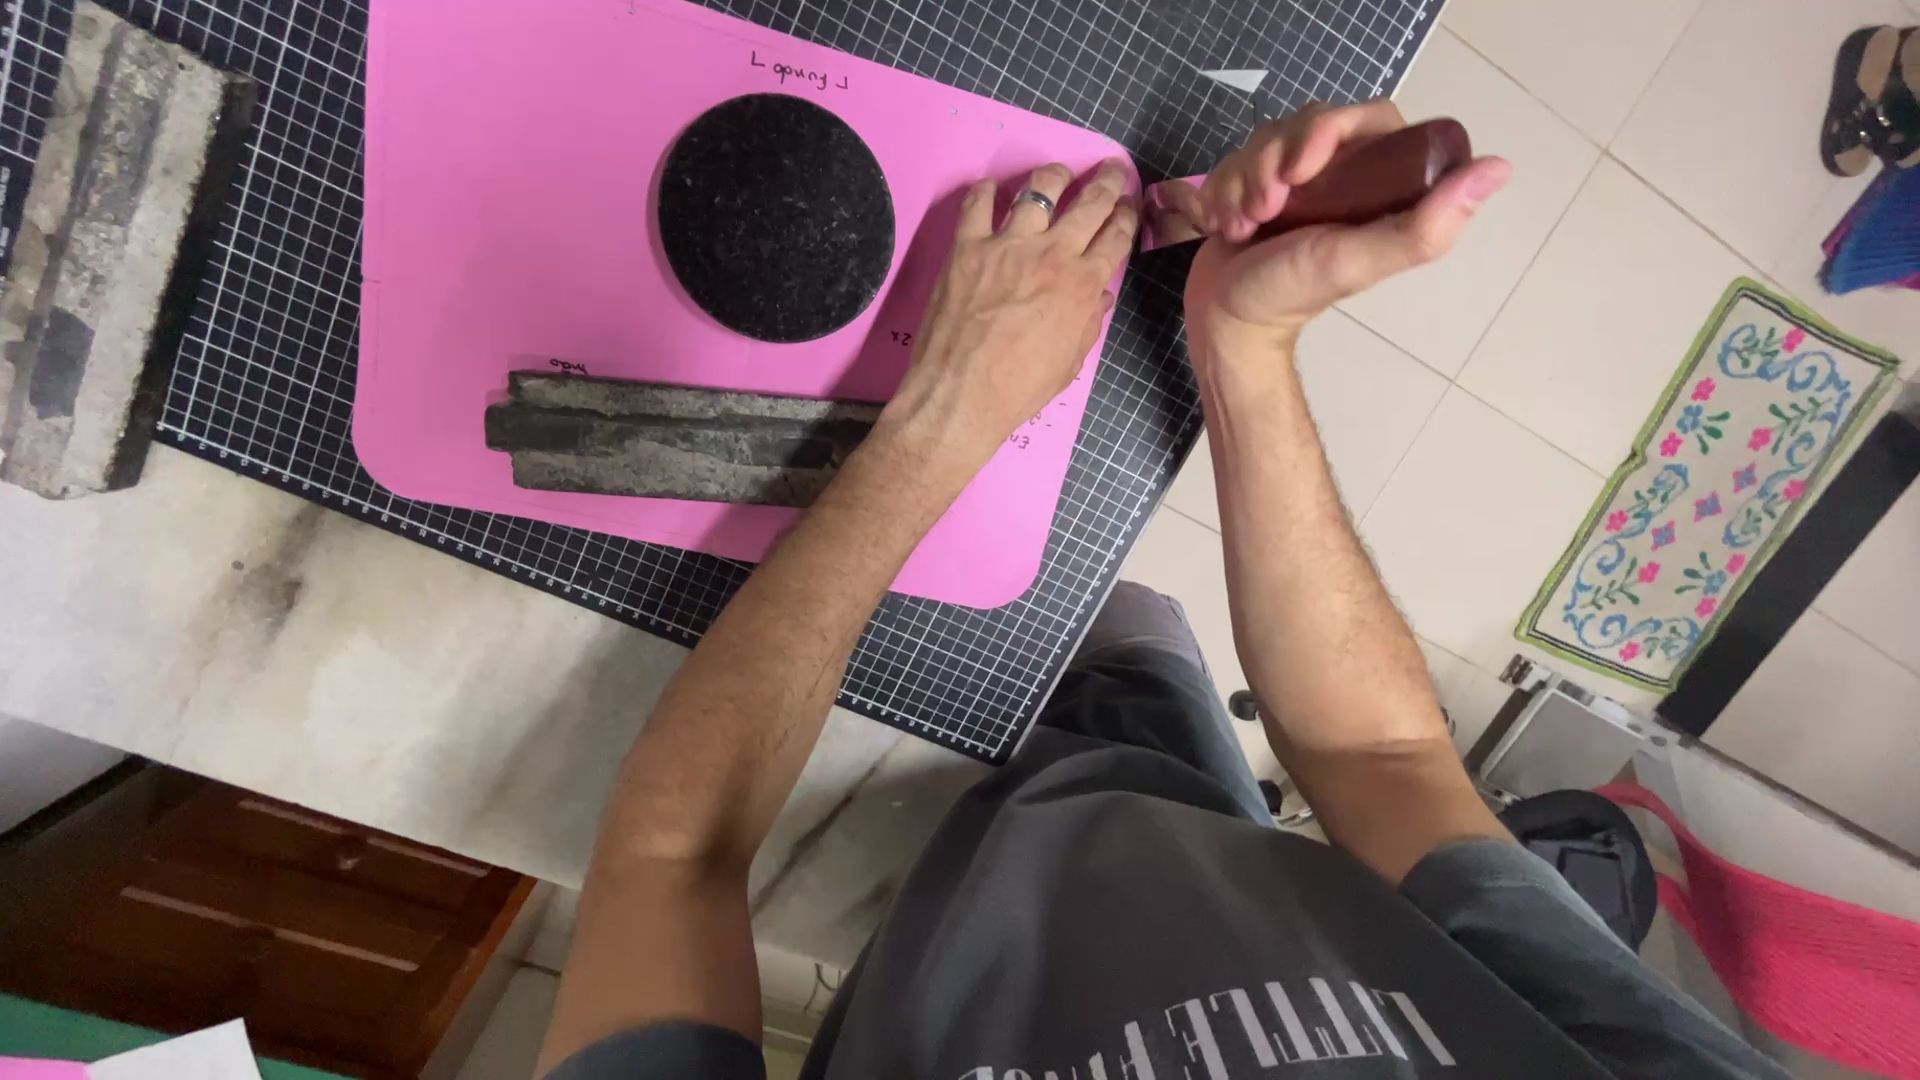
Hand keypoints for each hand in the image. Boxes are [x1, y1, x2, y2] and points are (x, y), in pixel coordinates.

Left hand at [883, 159, 1138, 464]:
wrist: (961, 394)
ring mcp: (1008, 245)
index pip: (1116, 237)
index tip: (1130, 205)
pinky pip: (978, 202)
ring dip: (1054, 176)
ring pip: (1040, 188)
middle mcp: (1052, 254)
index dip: (1128, 216)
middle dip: (1108, 182)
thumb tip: (1101, 298)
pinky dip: (988, 190)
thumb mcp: (1068, 364)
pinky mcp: (967, 246)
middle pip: (1089, 202)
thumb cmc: (1019, 389)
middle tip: (1113, 171)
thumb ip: (1087, 325)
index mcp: (1082, 285)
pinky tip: (993, 189)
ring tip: (1058, 174)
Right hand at [1159, 101, 1509, 358]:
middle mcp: (1336, 176)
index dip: (1328, 129)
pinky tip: (1227, 225)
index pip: (1366, 118)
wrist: (1225, 321)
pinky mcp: (1251, 190)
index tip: (1301, 168)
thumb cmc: (1289, 294)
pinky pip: (1234, 164)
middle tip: (1265, 208)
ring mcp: (1291, 183)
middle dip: (1272, 162)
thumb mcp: (1356, 262)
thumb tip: (1497, 169)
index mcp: (1375, 184)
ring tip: (1244, 225)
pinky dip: (1223, 194)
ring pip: (1264, 142)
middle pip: (1306, 123)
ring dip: (1244, 182)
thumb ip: (1421, 227)